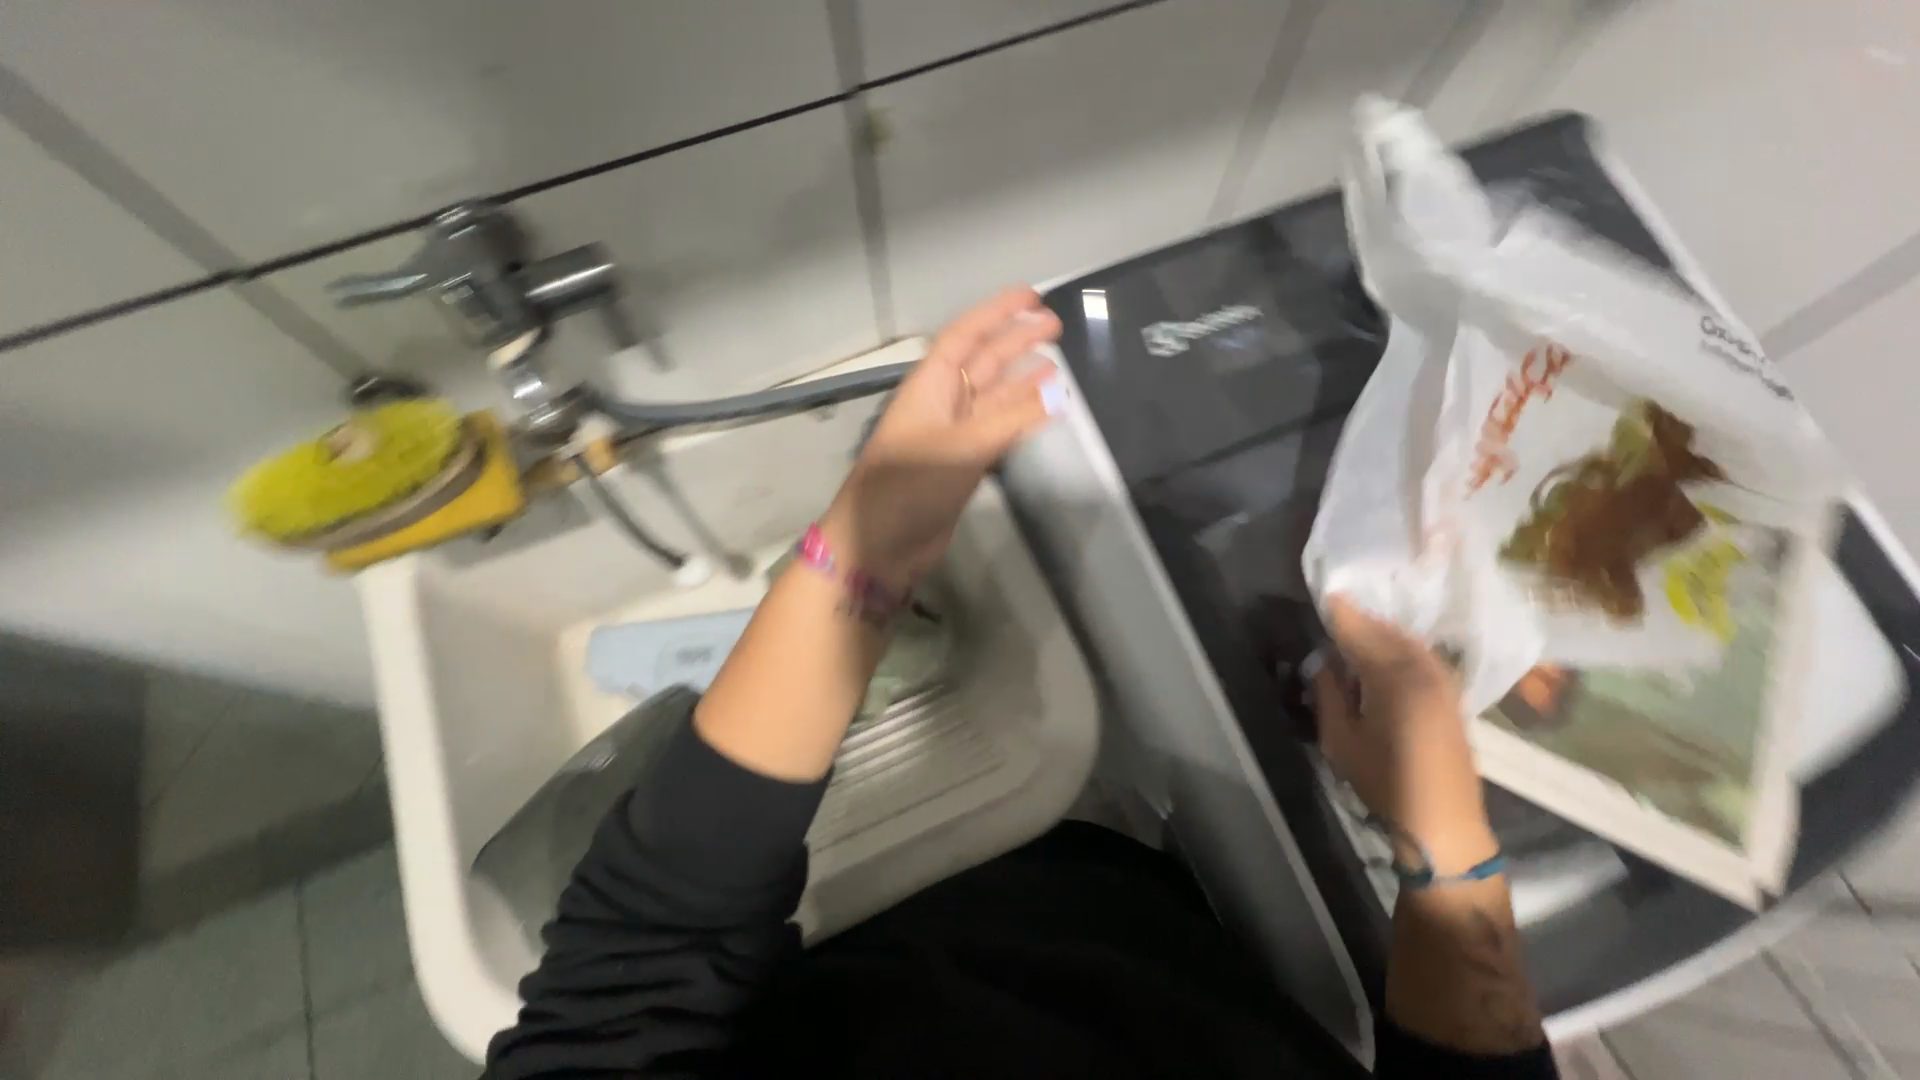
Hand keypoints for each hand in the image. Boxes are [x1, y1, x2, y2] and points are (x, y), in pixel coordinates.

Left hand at [820, 287, 1063, 586]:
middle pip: (981, 363)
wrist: (879, 546)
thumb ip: (1011, 419)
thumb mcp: (961, 447)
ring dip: (1021, 381)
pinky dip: (1019, 419)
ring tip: (1056, 365)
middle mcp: (941, 405)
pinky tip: (1041, 412)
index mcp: (929, 387)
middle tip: (1055, 326)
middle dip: (1014, 343)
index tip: (1031, 297)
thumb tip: (1056, 390)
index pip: (965, 338)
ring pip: (992, 398)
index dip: (996, 314)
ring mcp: (951, 437)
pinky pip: (995, 431)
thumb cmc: (908, 487)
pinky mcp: (961, 467)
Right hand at [1312, 596, 1497, 874]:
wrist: (1444, 824)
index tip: (1327, 596)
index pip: (1362, 634)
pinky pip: (1425, 658)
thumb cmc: (1385, 783)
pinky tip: (1389, 656)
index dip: (1343, 615)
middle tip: (1339, 612)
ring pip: (1412, 644)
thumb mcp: (1340, 741)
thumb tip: (1324, 663)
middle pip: (1390, 634)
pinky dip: (1403, 648)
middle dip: (1364, 620)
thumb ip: (1329, 694)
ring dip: (1386, 633)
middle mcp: (1425, 674)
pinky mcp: (1454, 700)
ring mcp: (1446, 686)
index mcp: (1395, 680)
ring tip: (1360, 631)